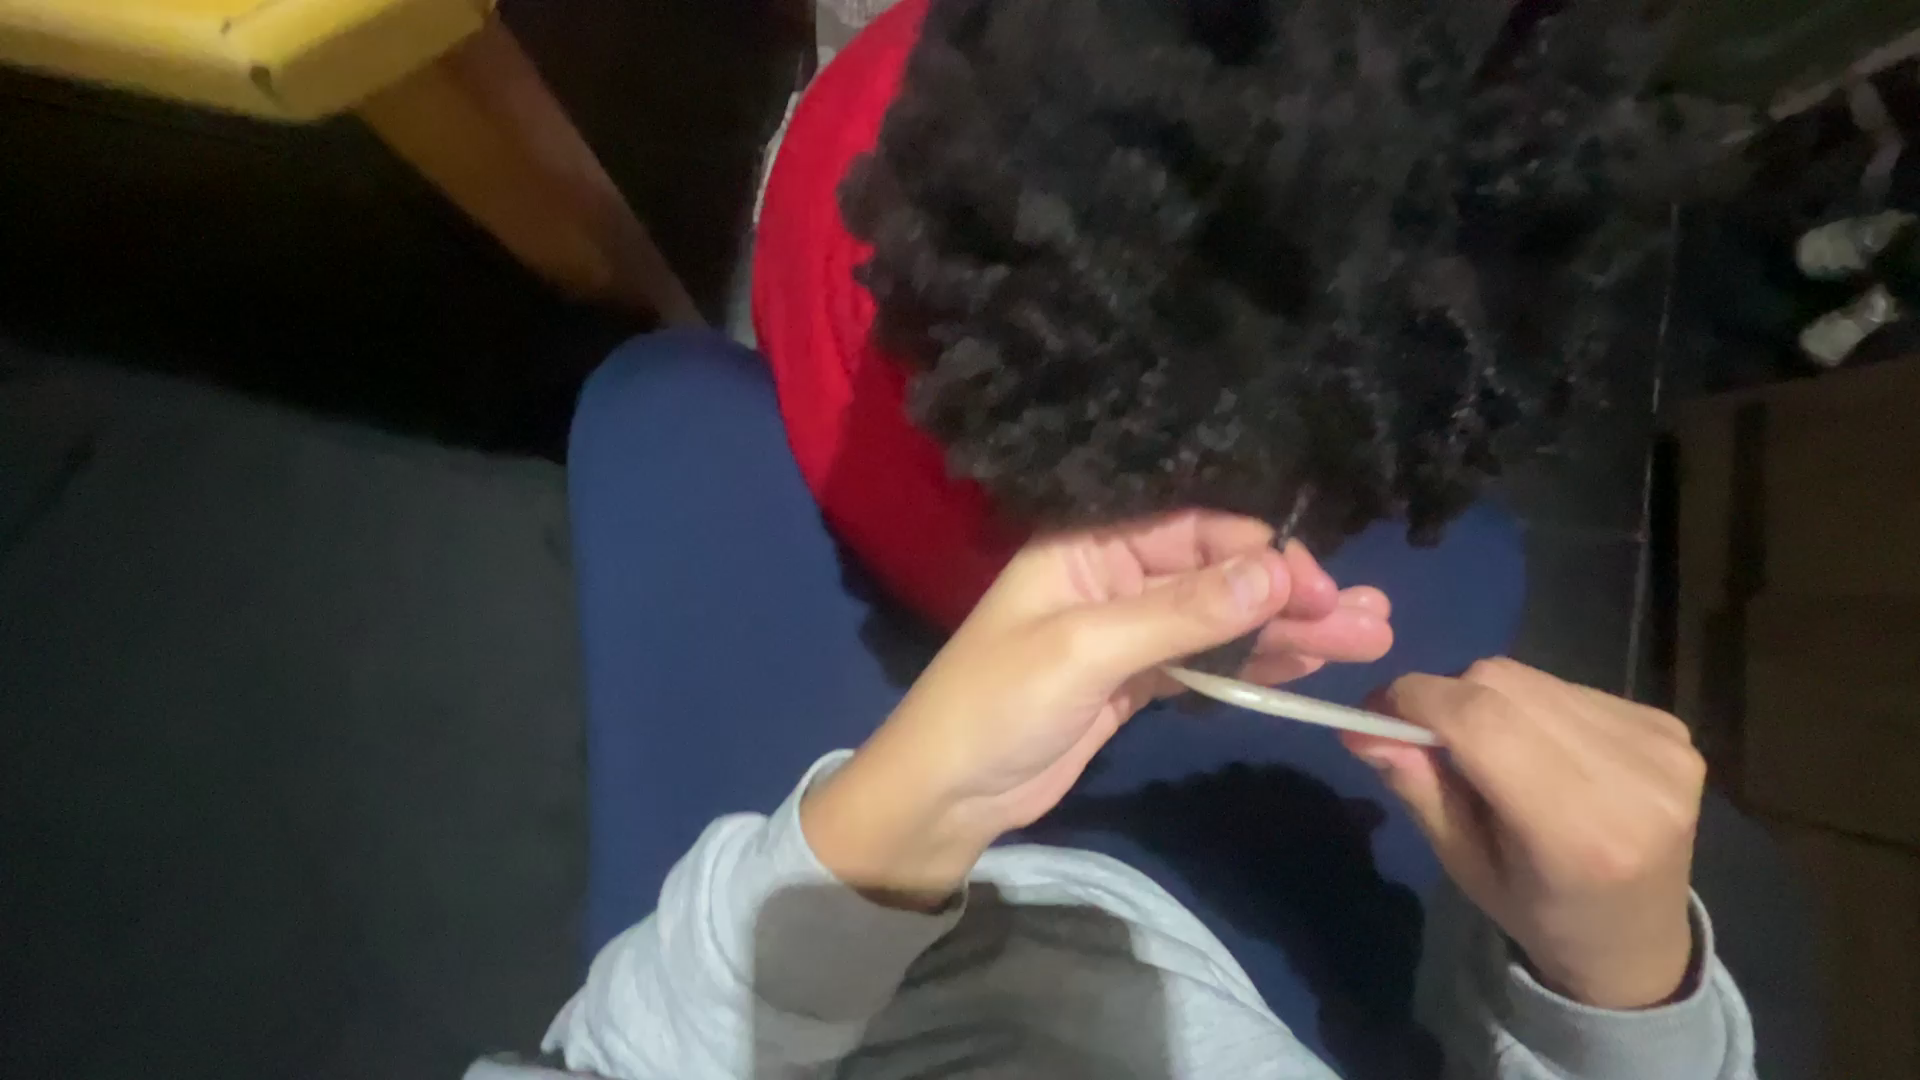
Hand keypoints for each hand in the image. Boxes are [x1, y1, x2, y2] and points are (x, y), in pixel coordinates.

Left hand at [803, 511, 1391, 906]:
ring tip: (1364, 640)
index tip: (1318, 586)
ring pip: (1215, 621)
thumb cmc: (1000, 704)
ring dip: (1283, 631)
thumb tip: (1276, 572)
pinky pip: (1201, 662)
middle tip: (1367, 618)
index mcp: (1083, 548)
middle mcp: (1107, 579)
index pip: (1186, 530)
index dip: (1256, 553)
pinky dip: (1249, 664)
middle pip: (1211, 575)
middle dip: (1286, 594)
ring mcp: (1123, 634)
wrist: (948, 793)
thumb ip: (1182, 612)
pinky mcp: (1131, 682)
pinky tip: (1303, 667)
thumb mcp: (1088, 648)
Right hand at [1345, 659, 1705, 1009]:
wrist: (1639, 938)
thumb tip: (1358, 728)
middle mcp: (1632, 782)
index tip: (1374, 710)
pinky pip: (1560, 683)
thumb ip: (1414, 786)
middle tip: (1422, 731)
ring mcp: (1660, 750)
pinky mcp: (1672, 729)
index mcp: (1578, 834)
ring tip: (1487, 744)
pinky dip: (1526, 703)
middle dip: (1443, 697)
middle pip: (1498, 684)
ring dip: (1483, 698)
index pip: (1480, 722)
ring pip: (1525, 676)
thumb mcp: (1458, 860)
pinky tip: (1536, 744)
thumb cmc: (1533, 906)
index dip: (1415, 699)